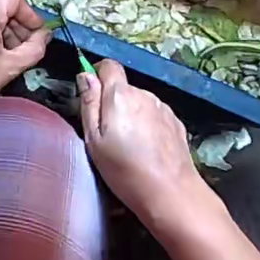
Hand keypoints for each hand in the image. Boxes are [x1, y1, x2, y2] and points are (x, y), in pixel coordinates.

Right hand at [78, 60, 214, 230]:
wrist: (171, 193)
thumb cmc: (125, 170)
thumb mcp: (93, 140)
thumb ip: (88, 103)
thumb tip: (84, 75)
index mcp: (119, 95)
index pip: (108, 66)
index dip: (97, 75)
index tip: (91, 96)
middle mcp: (143, 94)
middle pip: (123, 87)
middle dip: (112, 103)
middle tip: (107, 134)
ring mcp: (162, 108)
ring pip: (139, 102)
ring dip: (131, 115)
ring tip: (128, 146)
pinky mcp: (175, 122)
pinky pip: (153, 115)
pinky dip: (147, 126)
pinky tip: (146, 150)